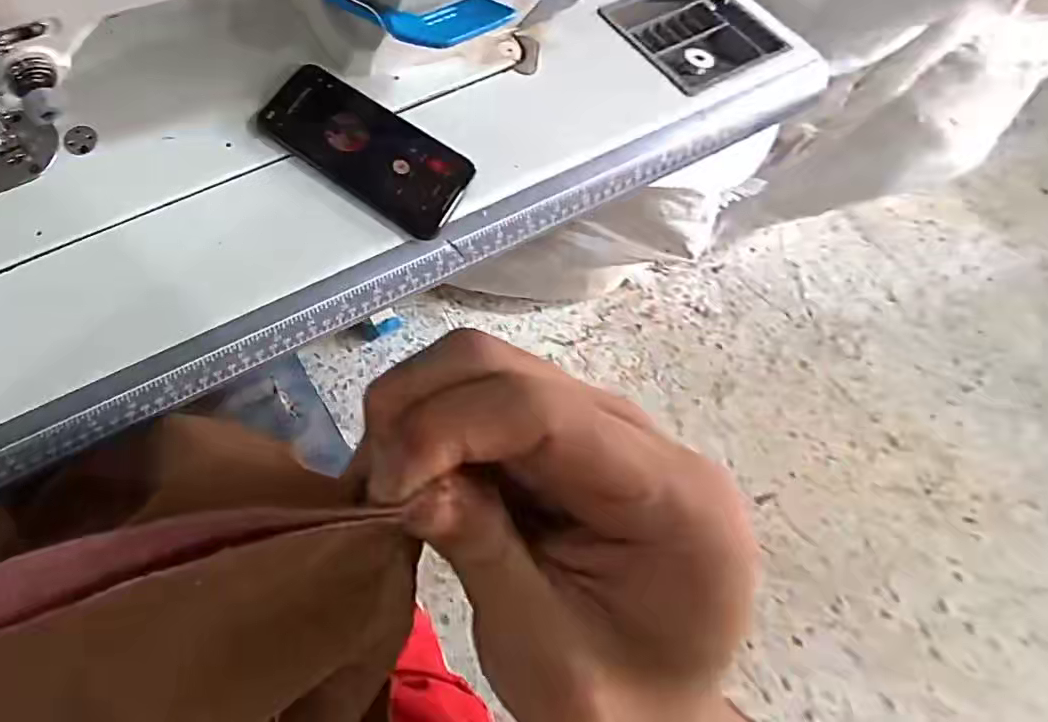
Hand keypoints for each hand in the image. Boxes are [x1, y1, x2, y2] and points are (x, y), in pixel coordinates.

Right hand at [354, 329, 756, 721]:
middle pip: (493, 364)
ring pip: (469, 361)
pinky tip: (408, 468)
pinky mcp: (546, 416)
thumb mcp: (549, 657)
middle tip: (376, 482)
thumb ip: (484, 557)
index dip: (444, 430)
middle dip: (413, 409)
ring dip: (408, 408)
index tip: (387, 490)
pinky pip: (465, 385)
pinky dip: (418, 416)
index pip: (537, 411)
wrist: (646, 705)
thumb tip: (405, 484)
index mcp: (670, 493)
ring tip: (387, 477)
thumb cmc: (613, 696)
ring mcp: (585, 413)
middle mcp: (631, 429)